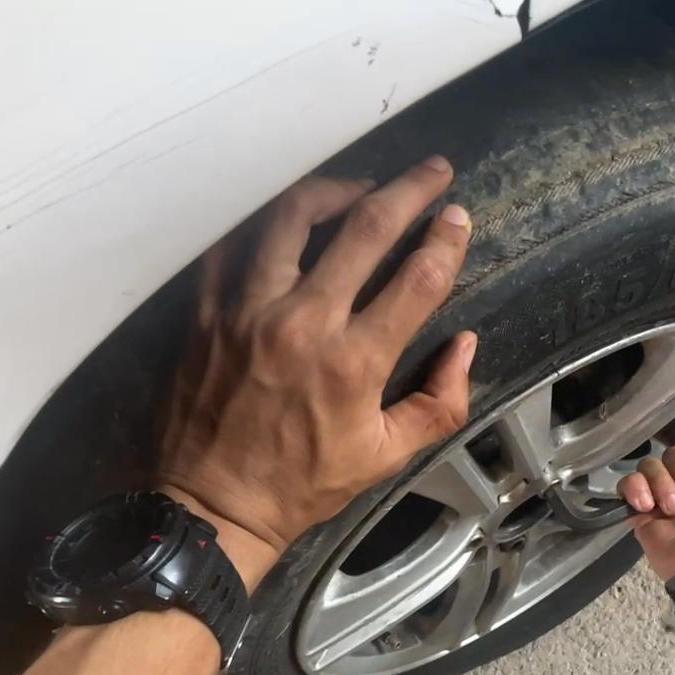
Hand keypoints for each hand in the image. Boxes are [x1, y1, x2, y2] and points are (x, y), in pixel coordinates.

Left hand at [158, 157, 477, 584]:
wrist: (214, 503)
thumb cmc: (305, 485)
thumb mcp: (387, 458)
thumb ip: (438, 403)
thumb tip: (465, 346)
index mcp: (354, 362)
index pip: (415, 280)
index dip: (445, 240)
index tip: (458, 216)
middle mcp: (303, 321)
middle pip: (365, 229)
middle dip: (408, 191)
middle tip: (432, 170)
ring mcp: (248, 308)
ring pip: (295, 216)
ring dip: (338, 189)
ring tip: (362, 186)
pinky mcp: (208, 309)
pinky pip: (237, 242)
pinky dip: (269, 222)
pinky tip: (291, 221)